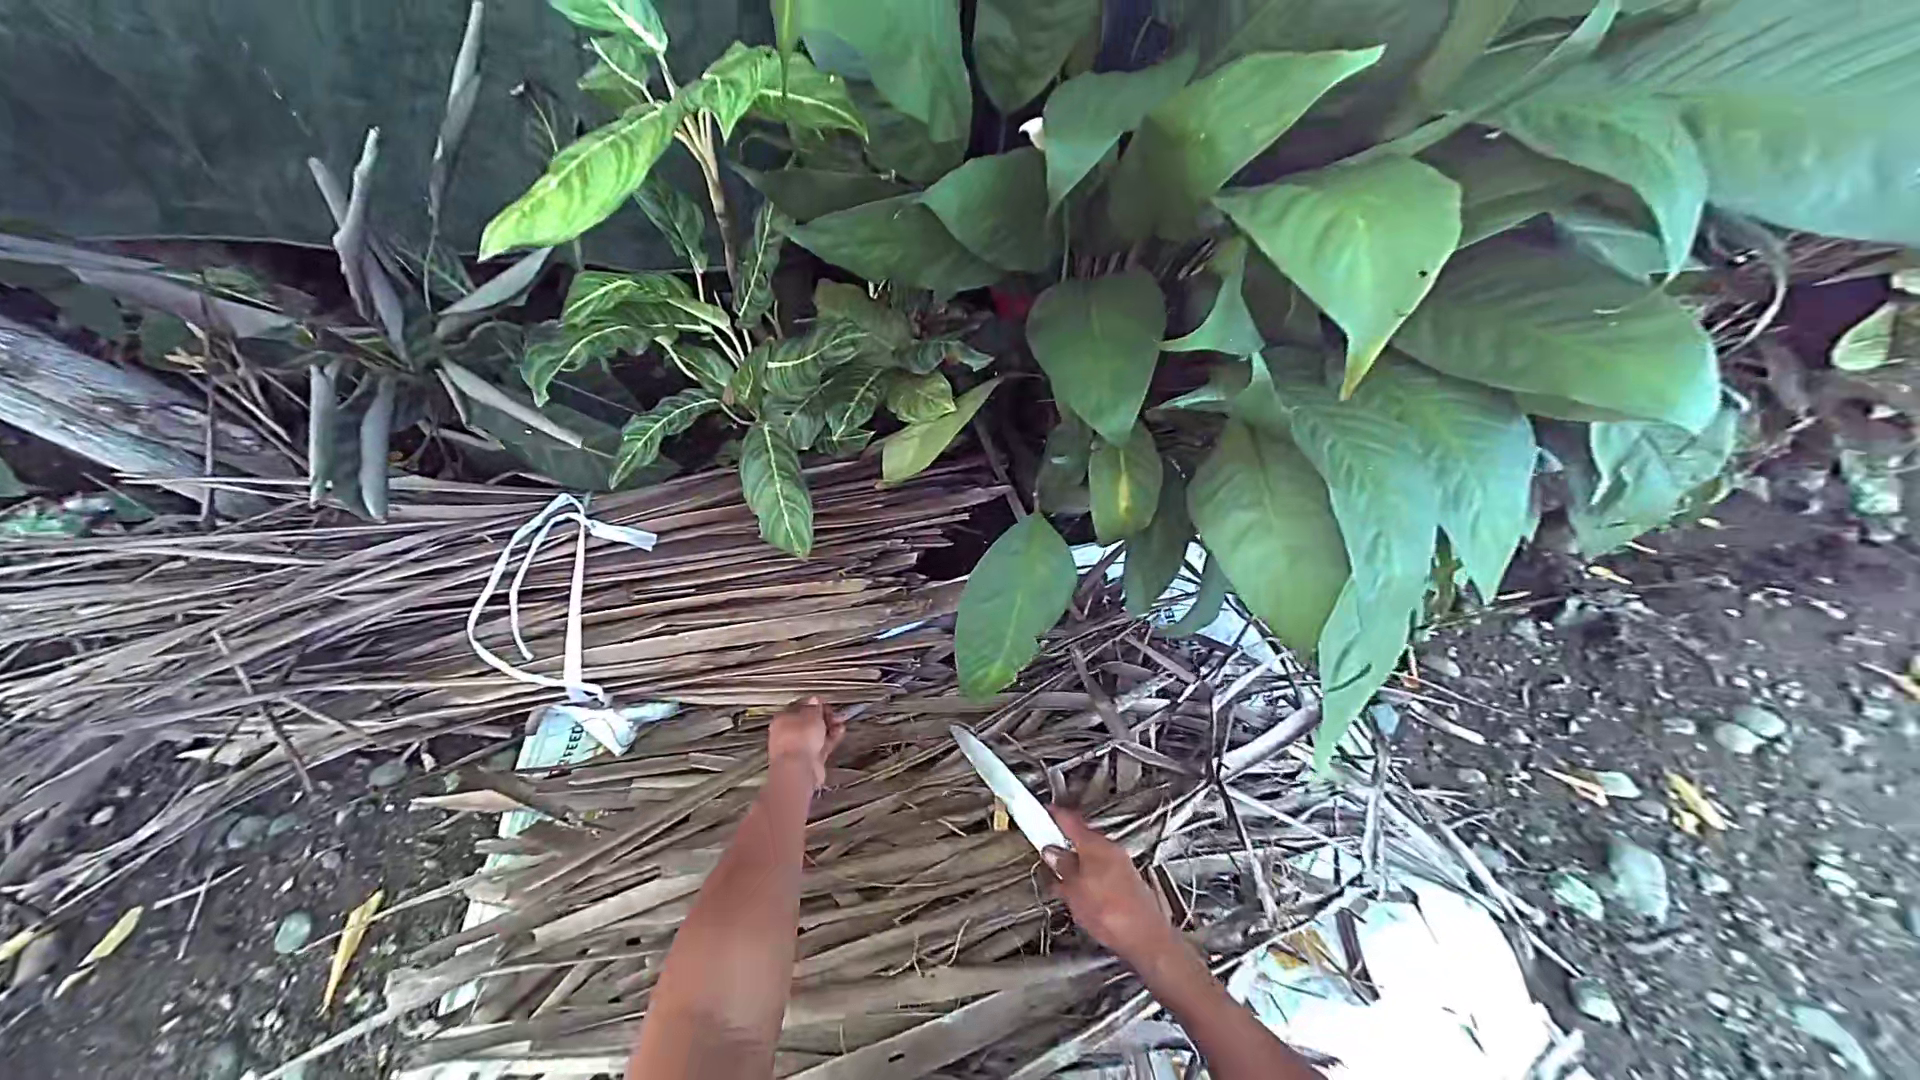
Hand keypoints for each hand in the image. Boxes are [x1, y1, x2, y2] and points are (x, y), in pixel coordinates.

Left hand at [766, 696, 844, 788]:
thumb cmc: (798, 740)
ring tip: (840, 724)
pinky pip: (822, 745)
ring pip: (816, 734)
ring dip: (829, 728)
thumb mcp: (811, 715)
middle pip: (808, 721)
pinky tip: (839, 733)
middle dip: (824, 717)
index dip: (814, 704)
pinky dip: (831, 739)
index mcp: (782, 719)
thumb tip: (815, 701)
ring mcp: (798, 748)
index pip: (799, 707)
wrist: (799, 769)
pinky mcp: (809, 759)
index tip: (825, 704)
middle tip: (834, 714)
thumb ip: (815, 707)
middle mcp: (787, 734)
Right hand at [1041, 807, 1174, 960]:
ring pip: (1092, 857)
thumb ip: (1062, 867)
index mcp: (1095, 845)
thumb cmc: (1110, 912)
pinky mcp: (1128, 882)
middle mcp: (1110, 850)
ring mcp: (1121, 865)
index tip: (1044, 811)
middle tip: (1048, 853)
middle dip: (1064, 845)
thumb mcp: (1074, 890)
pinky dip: (1089, 877)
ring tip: (1062, 882)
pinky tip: (1083, 896)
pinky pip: (1102, 871)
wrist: (1147, 940)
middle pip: (1082, 839)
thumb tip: (1052, 852)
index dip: (1055, 815)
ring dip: (1076, 864)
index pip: (1071, 821)